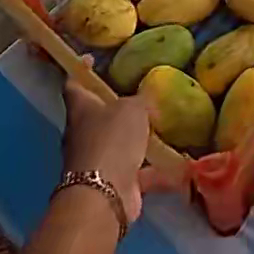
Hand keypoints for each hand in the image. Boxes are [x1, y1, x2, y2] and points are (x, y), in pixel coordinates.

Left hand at [62, 69, 149, 222]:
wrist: (104, 194)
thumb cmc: (112, 139)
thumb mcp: (132, 108)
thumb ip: (140, 99)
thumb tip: (146, 94)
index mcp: (81, 109)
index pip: (74, 84)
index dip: (81, 71)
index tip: (91, 59)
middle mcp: (83, 134)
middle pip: (95, 115)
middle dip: (114, 106)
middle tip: (138, 93)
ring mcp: (96, 161)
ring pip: (117, 143)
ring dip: (137, 139)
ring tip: (162, 127)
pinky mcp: (114, 183)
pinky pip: (138, 171)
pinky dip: (156, 169)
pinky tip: (179, 164)